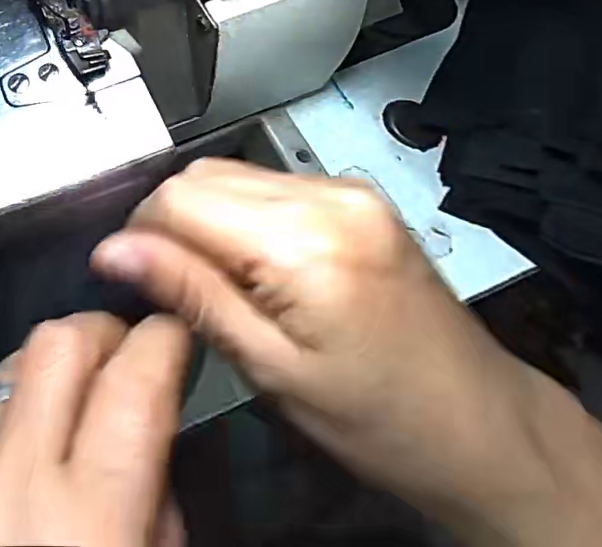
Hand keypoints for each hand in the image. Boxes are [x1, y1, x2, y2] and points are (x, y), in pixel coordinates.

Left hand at [0, 312, 190, 546]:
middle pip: (57, 345)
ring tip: (76, 397)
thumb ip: (155, 525)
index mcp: (85, 523)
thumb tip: (147, 460)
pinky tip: (17, 454)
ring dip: (52, 369)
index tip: (178, 331)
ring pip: (9, 367)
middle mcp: (9, 473)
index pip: (131, 389)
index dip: (163, 343)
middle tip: (127, 349)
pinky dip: (8, 414)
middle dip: (102, 332)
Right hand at [89, 159, 547, 530]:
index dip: (140, 232)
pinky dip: (234, 211)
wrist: (490, 429)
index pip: (179, 199)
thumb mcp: (270, 368)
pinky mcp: (352, 193)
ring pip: (225, 172)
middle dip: (167, 222)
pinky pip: (262, 181)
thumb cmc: (377, 419)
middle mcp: (325, 196)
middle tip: (173, 282)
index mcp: (304, 243)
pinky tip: (249, 258)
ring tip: (213, 274)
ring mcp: (343, 188)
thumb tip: (110, 252)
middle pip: (199, 176)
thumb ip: (188, 293)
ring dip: (198, 214)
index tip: (133, 275)